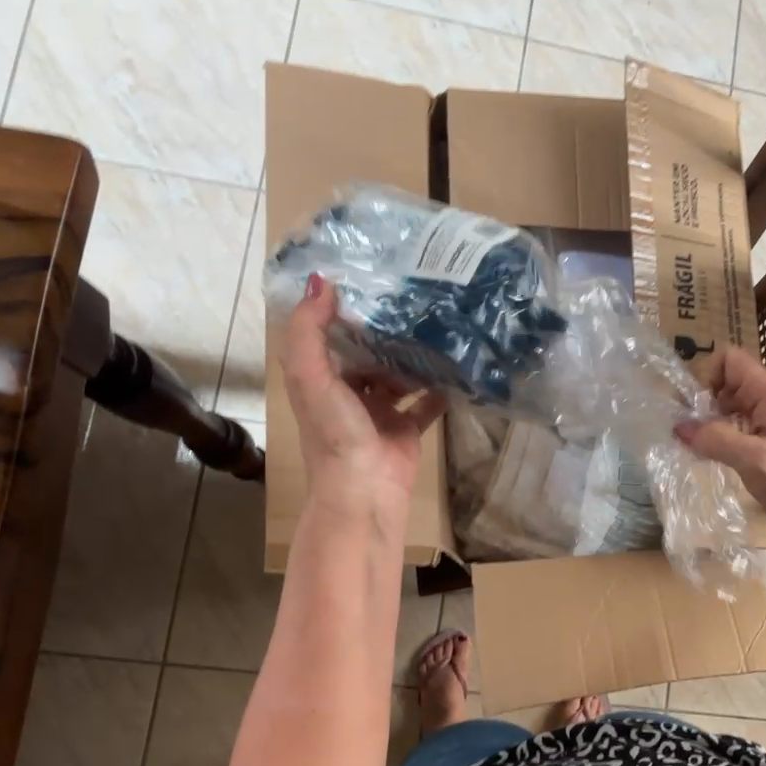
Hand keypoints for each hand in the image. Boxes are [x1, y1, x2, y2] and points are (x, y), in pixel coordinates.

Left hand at [281, 274, 446, 522]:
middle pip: (367, 353)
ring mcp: (379, 412)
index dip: (342, 307)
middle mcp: (347, 392)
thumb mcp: (311, 375)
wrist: (364, 490)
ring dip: (413, 357)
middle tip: (415, 297)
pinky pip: (426, 404)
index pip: (328, 334)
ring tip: (438, 326)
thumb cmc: (335, 432)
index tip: (368, 275)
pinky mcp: (407, 429)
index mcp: (319, 378)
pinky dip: (439, 389)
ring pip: (398, 376)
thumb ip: (310, 329)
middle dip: (386, 330)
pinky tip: (454, 367)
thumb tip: (321, 280)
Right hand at [676, 348, 765, 533]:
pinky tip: (723, 453)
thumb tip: (679, 427)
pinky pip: (741, 417)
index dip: (707, 377)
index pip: (729, 359)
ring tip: (707, 446)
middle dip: (708, 402)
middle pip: (728, 379)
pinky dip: (726, 430)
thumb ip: (715, 439)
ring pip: (732, 400)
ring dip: (715, 419)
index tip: (698, 410)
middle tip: (697, 434)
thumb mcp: (752, 460)